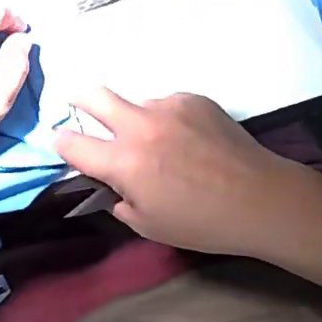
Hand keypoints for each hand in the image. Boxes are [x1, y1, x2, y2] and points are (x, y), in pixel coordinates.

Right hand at [54, 89, 312, 255]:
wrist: (260, 198)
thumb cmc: (202, 222)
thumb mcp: (149, 225)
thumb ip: (120, 200)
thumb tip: (113, 185)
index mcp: (124, 162)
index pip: (72, 143)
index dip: (61, 143)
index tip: (62, 143)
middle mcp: (139, 126)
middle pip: (94, 96)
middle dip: (80, 100)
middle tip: (80, 107)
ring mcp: (168, 106)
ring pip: (136, 102)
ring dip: (136, 119)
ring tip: (161, 142)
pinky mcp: (194, 98)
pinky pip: (167, 104)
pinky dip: (168, 119)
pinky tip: (189, 139)